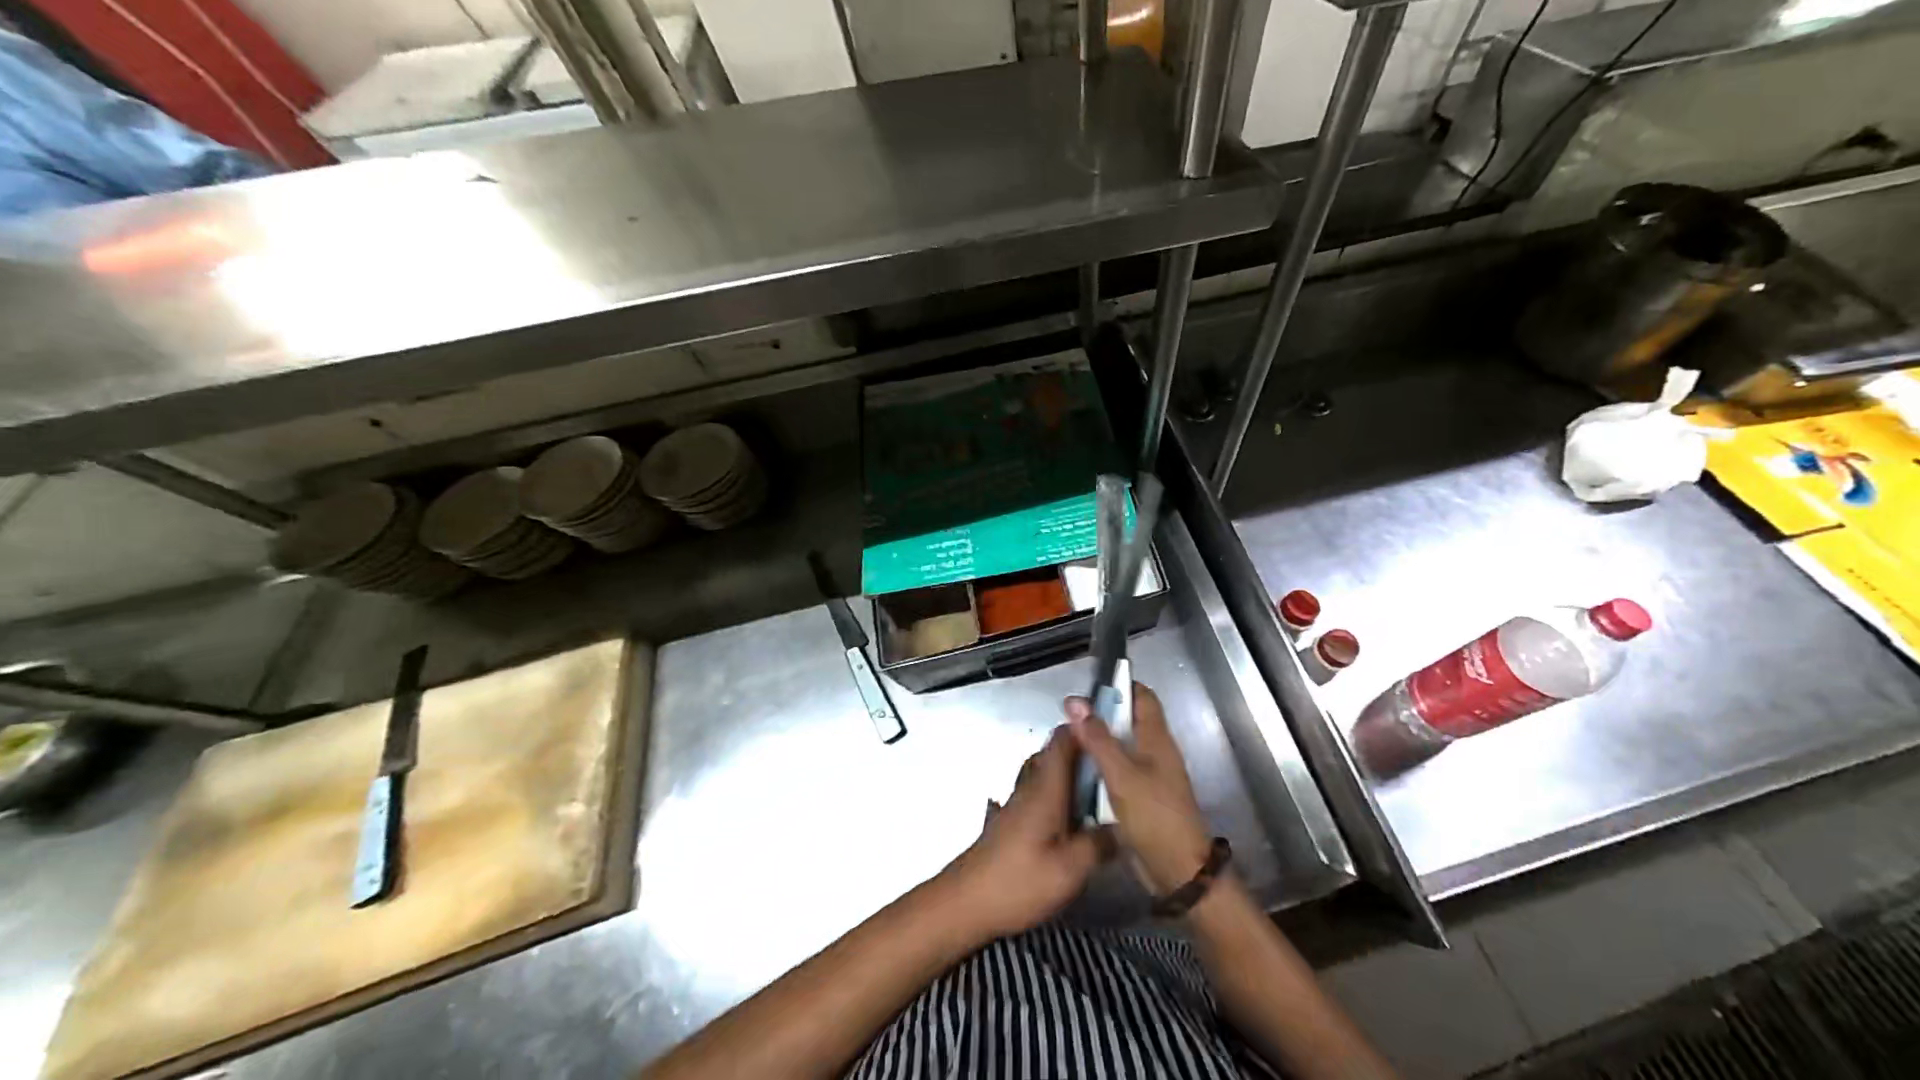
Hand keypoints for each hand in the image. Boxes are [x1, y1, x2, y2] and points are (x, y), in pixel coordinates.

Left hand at [941, 726, 1108, 938]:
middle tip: (1114, 762)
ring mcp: (1017, 805)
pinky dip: (1056, 796)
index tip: (1110, 726)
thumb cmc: (1019, 881)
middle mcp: (1029, 789)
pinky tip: (1070, 820)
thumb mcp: (1070, 869)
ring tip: (1097, 792)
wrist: (965, 902)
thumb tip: (1124, 827)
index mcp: (1046, 790)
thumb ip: (1099, 845)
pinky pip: (1037, 796)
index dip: (1083, 727)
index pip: (1062, 742)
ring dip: (1068, 774)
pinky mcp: (1011, 824)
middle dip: (1081, 751)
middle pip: (1054, 755)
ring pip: (1044, 775)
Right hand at [1066, 684, 1215, 895]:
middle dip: (1101, 716)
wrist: (1178, 871)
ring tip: (1067, 743)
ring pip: (1121, 747)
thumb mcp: (1121, 775)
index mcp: (1157, 739)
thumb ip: (1097, 738)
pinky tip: (1079, 774)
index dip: (1119, 686)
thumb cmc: (1154, 816)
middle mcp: (1156, 752)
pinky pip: (1118, 772)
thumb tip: (1074, 701)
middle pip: (1128, 721)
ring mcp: (1150, 776)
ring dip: (1098, 743)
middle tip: (1068, 719)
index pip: (1142, 696)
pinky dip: (1101, 767)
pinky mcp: (1142, 797)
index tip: (1088, 689)